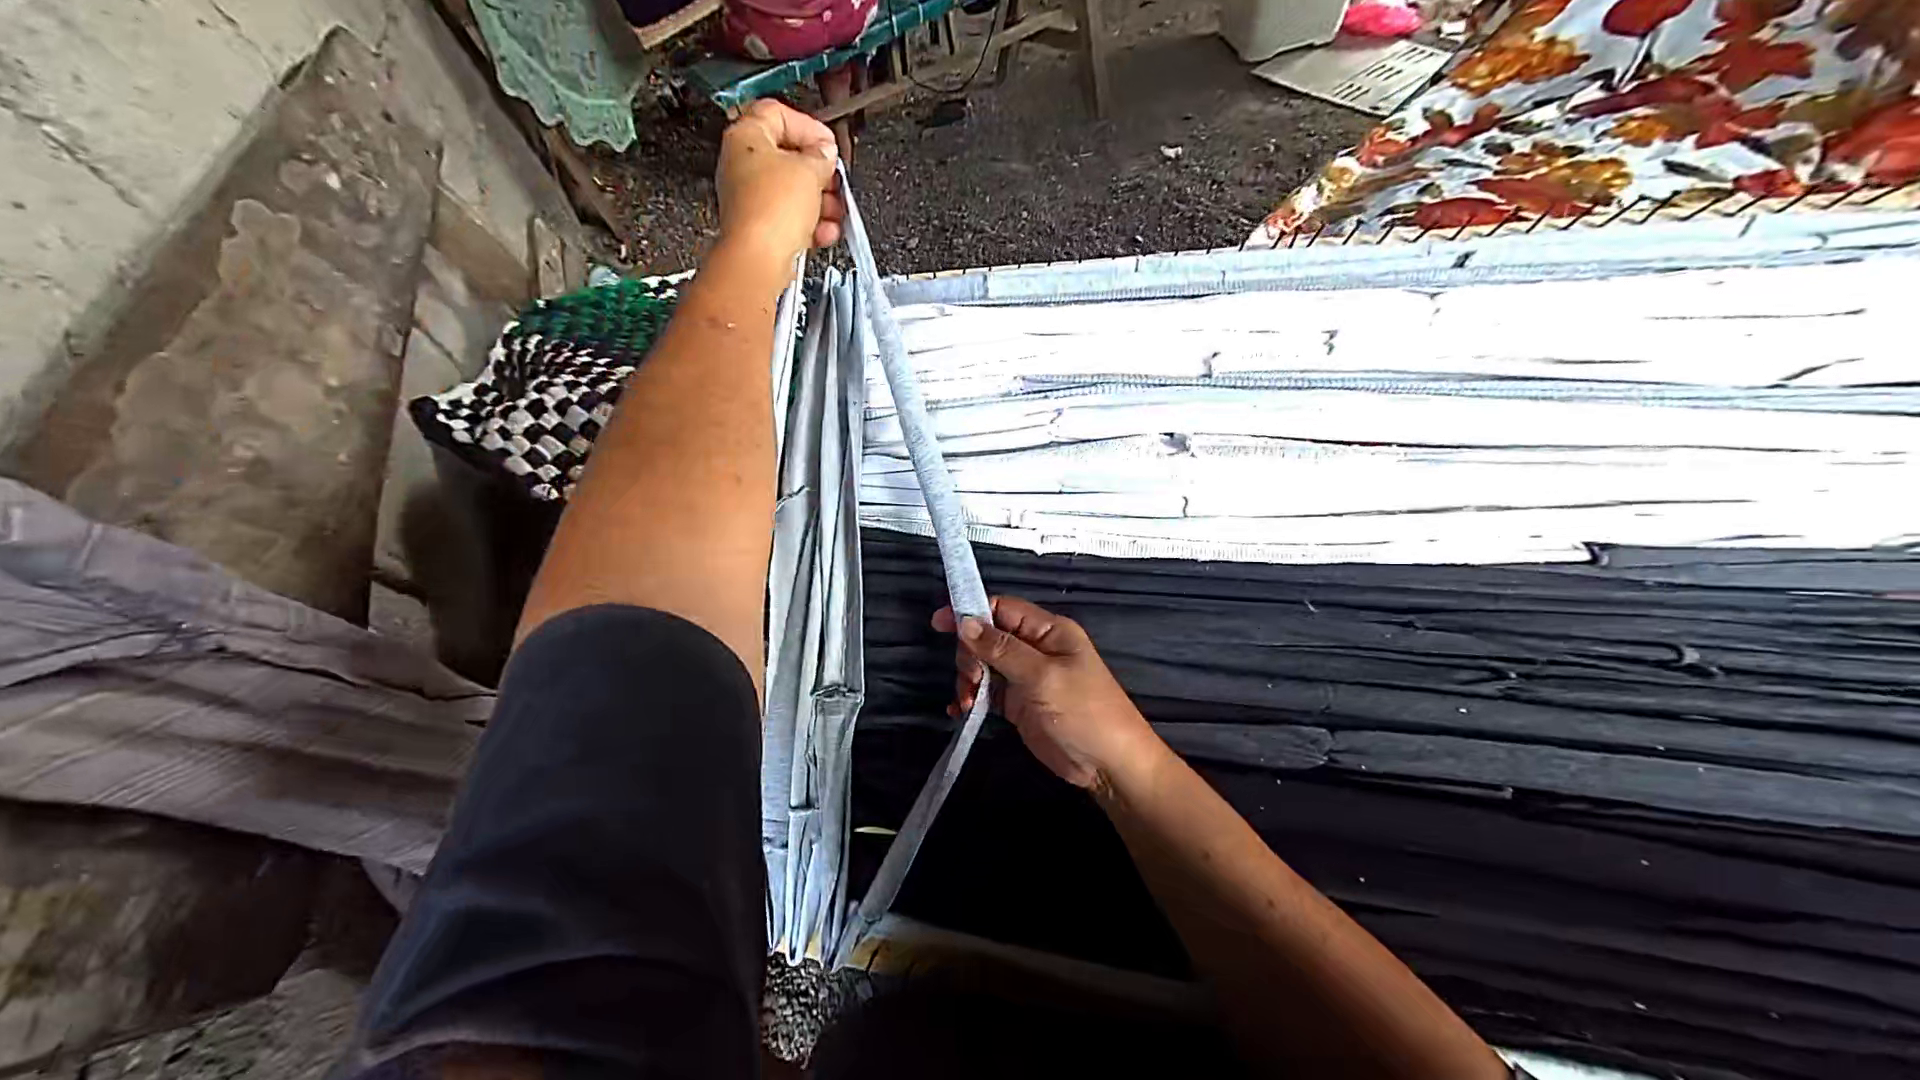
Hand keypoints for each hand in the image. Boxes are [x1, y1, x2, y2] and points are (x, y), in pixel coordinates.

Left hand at [715, 99, 845, 263]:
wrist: (760, 258)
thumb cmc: (771, 211)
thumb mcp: (809, 170)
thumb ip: (821, 156)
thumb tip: (826, 154)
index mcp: (746, 137)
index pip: (779, 114)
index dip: (809, 127)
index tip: (828, 144)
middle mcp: (743, 165)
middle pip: (789, 157)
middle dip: (819, 171)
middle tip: (834, 179)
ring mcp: (751, 198)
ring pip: (793, 191)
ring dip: (820, 201)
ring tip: (834, 210)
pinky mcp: (761, 227)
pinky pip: (791, 218)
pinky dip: (811, 223)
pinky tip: (824, 231)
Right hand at [933, 596, 1164, 790]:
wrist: (1109, 765)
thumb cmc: (1084, 712)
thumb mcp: (1043, 677)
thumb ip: (1002, 649)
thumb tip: (965, 622)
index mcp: (1049, 631)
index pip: (1003, 609)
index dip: (971, 612)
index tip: (940, 623)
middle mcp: (1035, 648)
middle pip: (988, 636)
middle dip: (970, 653)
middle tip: (970, 677)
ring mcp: (1026, 677)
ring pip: (983, 664)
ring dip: (968, 678)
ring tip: (970, 701)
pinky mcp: (1019, 703)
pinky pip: (987, 691)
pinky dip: (972, 697)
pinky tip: (962, 710)